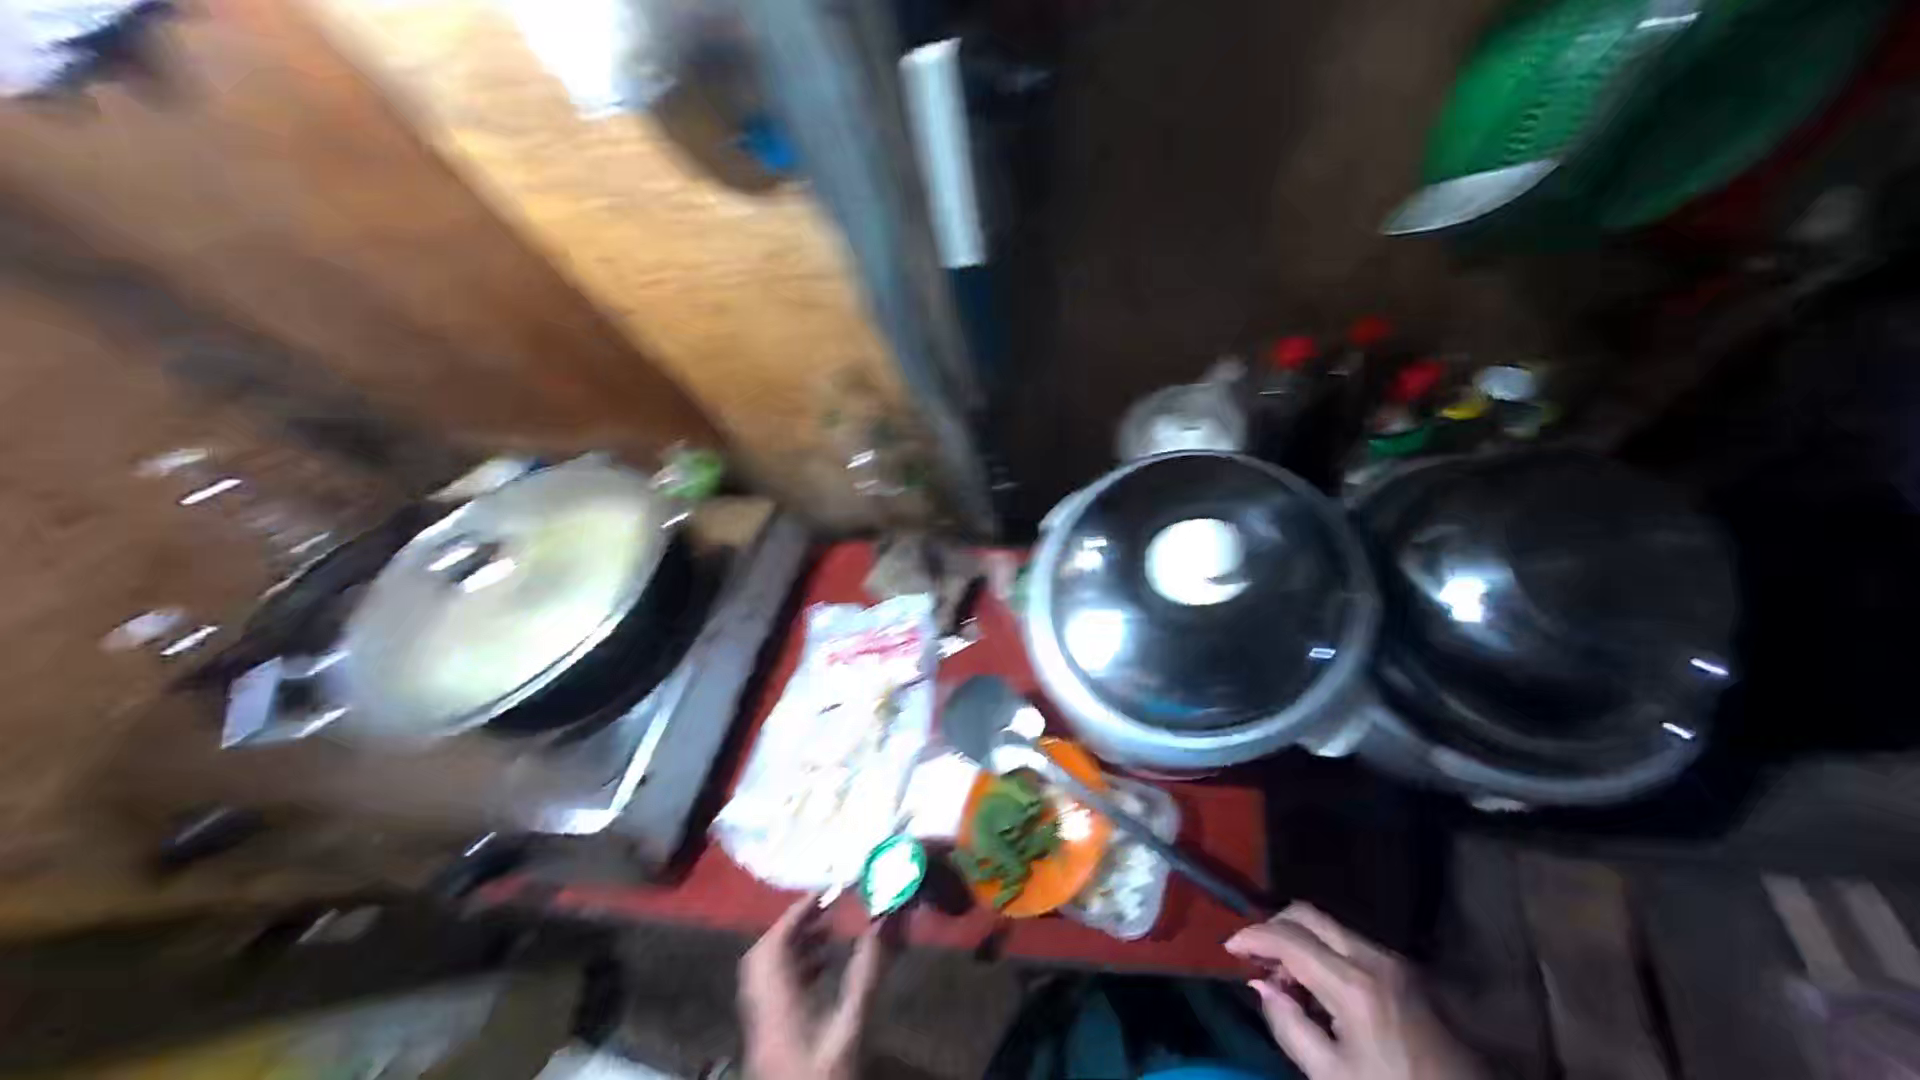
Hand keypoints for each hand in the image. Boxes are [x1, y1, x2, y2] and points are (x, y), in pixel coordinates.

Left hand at [738, 896, 886, 1079]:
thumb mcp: (852, 1031)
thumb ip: (867, 974)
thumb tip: (885, 922)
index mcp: (775, 1005)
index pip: (772, 946)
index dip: (794, 915)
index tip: (824, 894)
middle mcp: (761, 1013)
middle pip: (762, 958)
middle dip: (791, 929)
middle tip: (825, 913)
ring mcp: (762, 1033)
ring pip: (766, 977)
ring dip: (792, 950)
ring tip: (828, 937)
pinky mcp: (770, 1046)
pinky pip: (774, 996)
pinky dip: (794, 974)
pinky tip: (823, 976)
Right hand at [1226, 903, 1483, 1079]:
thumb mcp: (1333, 1077)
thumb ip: (1289, 1025)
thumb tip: (1261, 984)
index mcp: (1353, 985)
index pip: (1288, 938)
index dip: (1252, 936)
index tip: (1228, 947)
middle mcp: (1374, 959)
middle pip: (1309, 915)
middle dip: (1275, 927)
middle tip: (1255, 958)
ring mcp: (1395, 963)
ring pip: (1330, 927)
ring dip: (1300, 940)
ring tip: (1287, 980)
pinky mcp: (1407, 975)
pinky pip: (1351, 945)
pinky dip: (1323, 952)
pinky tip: (1319, 988)